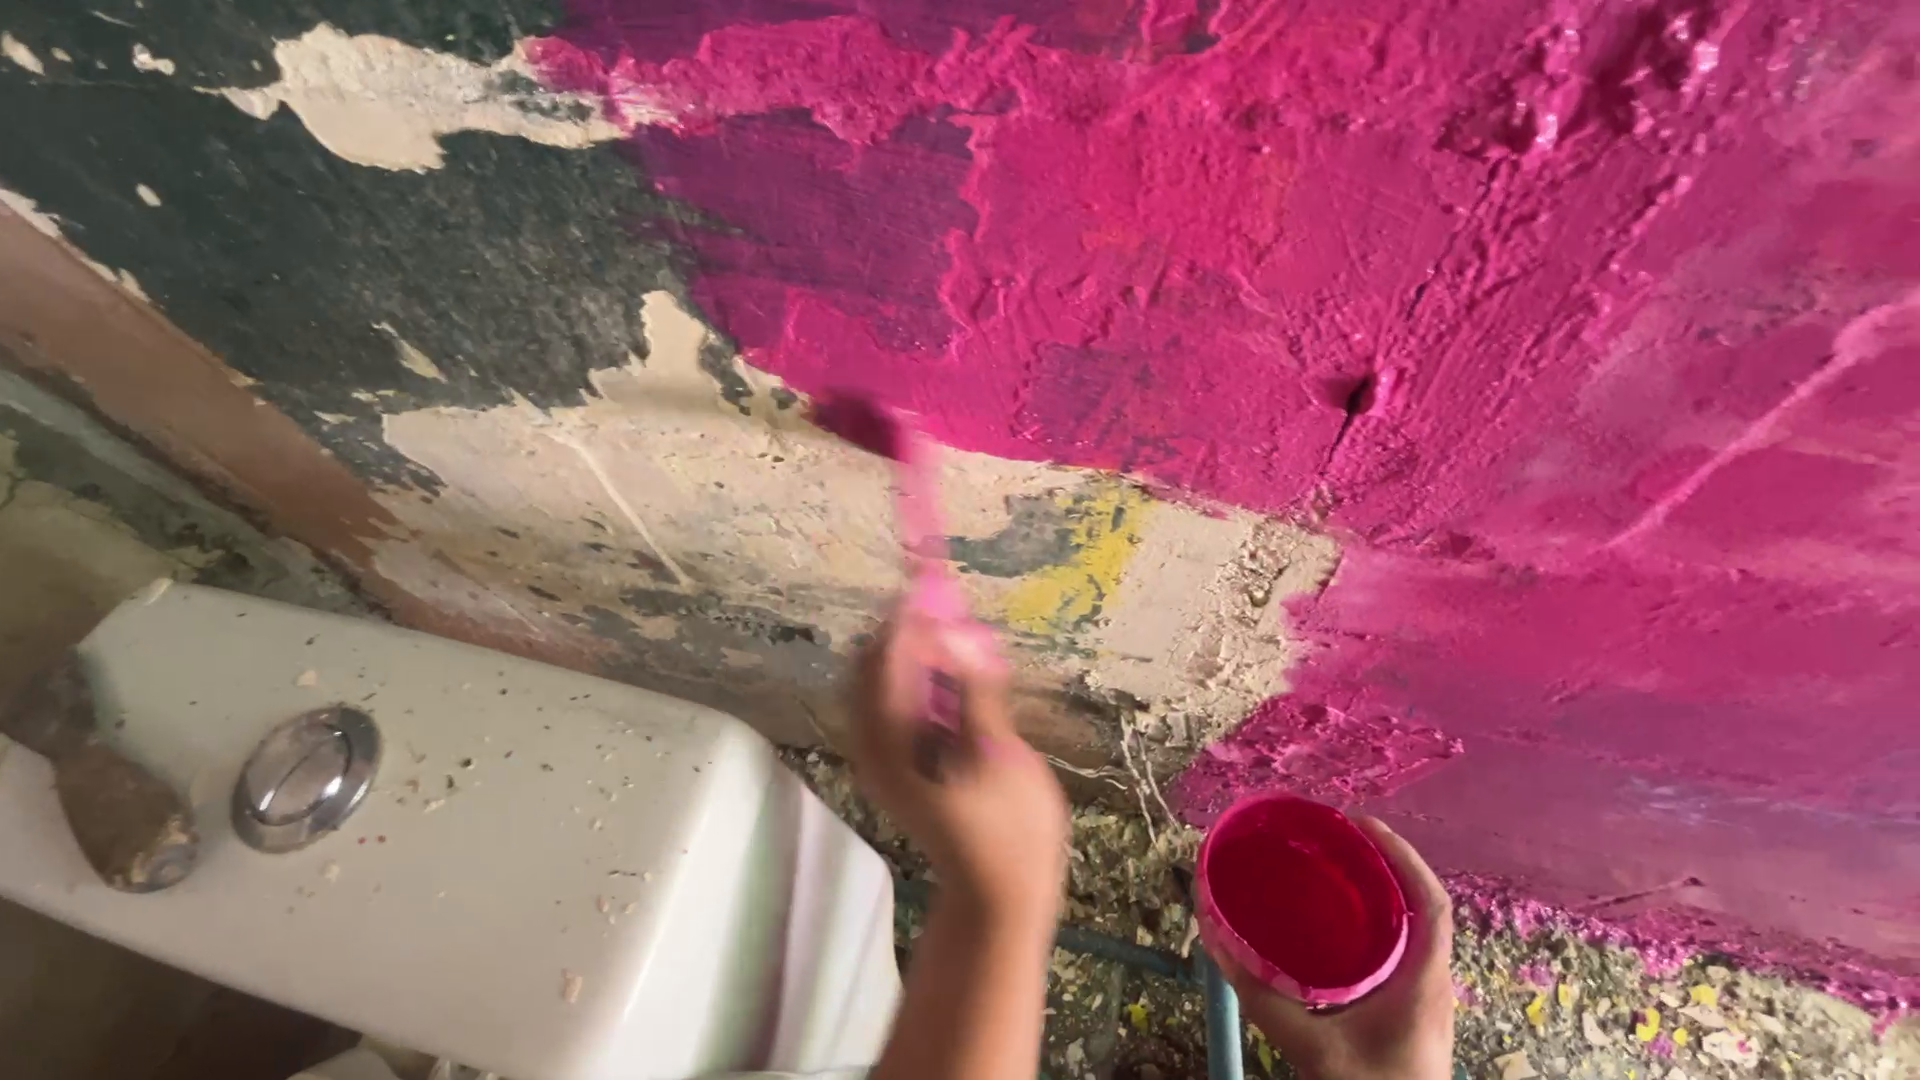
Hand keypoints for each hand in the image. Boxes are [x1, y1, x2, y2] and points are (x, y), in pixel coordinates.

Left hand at [847, 609, 1069, 926]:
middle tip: (940, 606)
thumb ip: (974, 694)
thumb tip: (955, 638)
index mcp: (894, 748)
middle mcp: (876, 749)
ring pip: (878, 685)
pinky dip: (913, 678)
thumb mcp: (999, 758)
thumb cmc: (1008, 832)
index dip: (903, 623)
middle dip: (899, 632)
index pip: (884, 666)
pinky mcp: (899, 764)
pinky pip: (893, 705)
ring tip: (948, 632)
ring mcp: (884, 759)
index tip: (928, 589)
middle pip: (869, 670)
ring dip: (906, 652)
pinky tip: (950, 672)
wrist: (999, 894)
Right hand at [1220, 817, 1455, 1079]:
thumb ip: (1260, 996)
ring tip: (1335, 865)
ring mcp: (1425, 998)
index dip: (1403, 855)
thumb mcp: (1310, 1049)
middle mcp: (1432, 982)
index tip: (1360, 824)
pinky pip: (1401, 948)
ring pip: (1414, 927)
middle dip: (1385, 862)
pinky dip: (1376, 920)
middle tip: (1335, 838)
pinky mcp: (1412, 1011)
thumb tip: (1214, 938)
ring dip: (1383, 889)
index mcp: (1422, 982)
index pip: (1431, 902)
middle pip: (1422, 905)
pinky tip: (1337, 922)